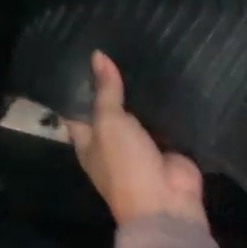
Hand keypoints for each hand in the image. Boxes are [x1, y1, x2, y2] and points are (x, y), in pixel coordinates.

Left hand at [65, 51, 206, 225]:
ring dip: (142, 92)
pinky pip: (165, 121)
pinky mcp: (168, 149)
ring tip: (144, 52)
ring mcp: (143, 147)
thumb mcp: (109, 123)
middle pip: (110, 109)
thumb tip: (98, 56)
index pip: (77, 109)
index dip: (78, 85)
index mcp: (89, 143)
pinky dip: (167, 105)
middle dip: (113, 83)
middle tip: (116, 44)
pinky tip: (169, 76)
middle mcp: (113, 145)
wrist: (166, 203)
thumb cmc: (126, 166)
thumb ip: (106, 91)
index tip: (82, 53)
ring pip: (140, 113)